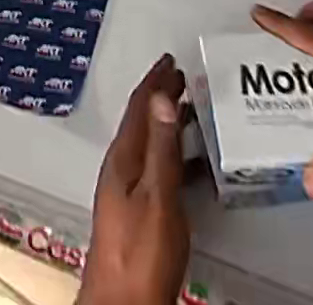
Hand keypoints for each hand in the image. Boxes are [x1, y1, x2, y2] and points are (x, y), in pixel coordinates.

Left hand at [78, 54, 188, 304]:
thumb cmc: (141, 253)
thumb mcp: (157, 197)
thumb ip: (162, 148)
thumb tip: (162, 97)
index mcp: (123, 157)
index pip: (139, 107)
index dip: (154, 81)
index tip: (169, 60)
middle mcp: (121, 166)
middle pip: (141, 120)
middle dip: (159, 95)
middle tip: (178, 75)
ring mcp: (126, 188)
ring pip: (148, 141)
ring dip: (165, 120)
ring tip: (186, 106)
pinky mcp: (136, 208)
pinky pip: (155, 163)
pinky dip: (171, 150)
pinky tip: (190, 160)